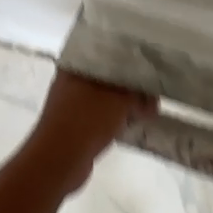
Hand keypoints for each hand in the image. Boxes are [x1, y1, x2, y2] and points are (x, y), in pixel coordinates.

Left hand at [23, 69, 153, 193]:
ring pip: (106, 96)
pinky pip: (101, 113)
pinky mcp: (76, 123)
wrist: (58, 161)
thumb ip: (137, 94)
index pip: (107, 51)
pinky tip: (134, 122)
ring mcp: (72, 103)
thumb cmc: (86, 121)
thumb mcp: (119, 101)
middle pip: (108, 75)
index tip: (150, 62)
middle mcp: (71, 80)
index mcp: (76, 65)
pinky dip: (117, 116)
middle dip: (131, 83)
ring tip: (150, 108)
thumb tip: (151, 98)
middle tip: (154, 90)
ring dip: (126, 102)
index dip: (130, 57)